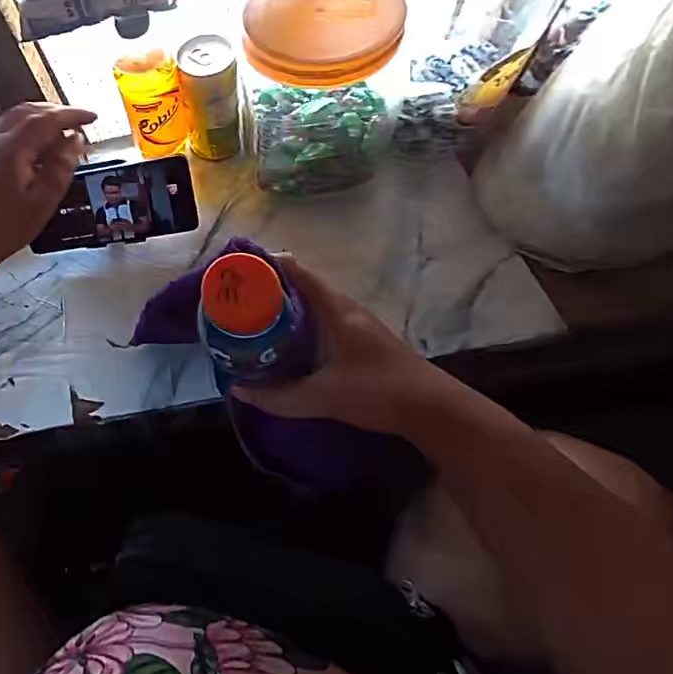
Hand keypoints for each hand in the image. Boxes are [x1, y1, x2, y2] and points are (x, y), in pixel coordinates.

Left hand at [0, 103, 94, 271]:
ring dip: (35, 118)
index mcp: (11, 149)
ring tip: (54, 133)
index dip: (73, 114)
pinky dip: (18, 129)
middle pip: (26, 112)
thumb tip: (74, 142)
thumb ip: (61, 167)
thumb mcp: (42, 202)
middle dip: (54, 112)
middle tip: (75, 121)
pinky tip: (24, 148)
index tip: (91, 117)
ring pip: (9, 120)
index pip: (48, 119)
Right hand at [232, 254, 454, 434]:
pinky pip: (327, 319)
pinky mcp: (365, 339)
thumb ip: (278, 396)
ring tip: (259, 317)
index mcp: (335, 309)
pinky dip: (305, 322)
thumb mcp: (321, 397)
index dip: (269, 265)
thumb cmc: (376, 392)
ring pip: (316, 304)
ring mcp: (359, 322)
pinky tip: (293, 342)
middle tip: (241, 298)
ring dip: (289, 307)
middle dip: (273, 288)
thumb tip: (239, 391)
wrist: (433, 409)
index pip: (298, 272)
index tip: (241, 268)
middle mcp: (346, 308)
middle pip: (304, 286)